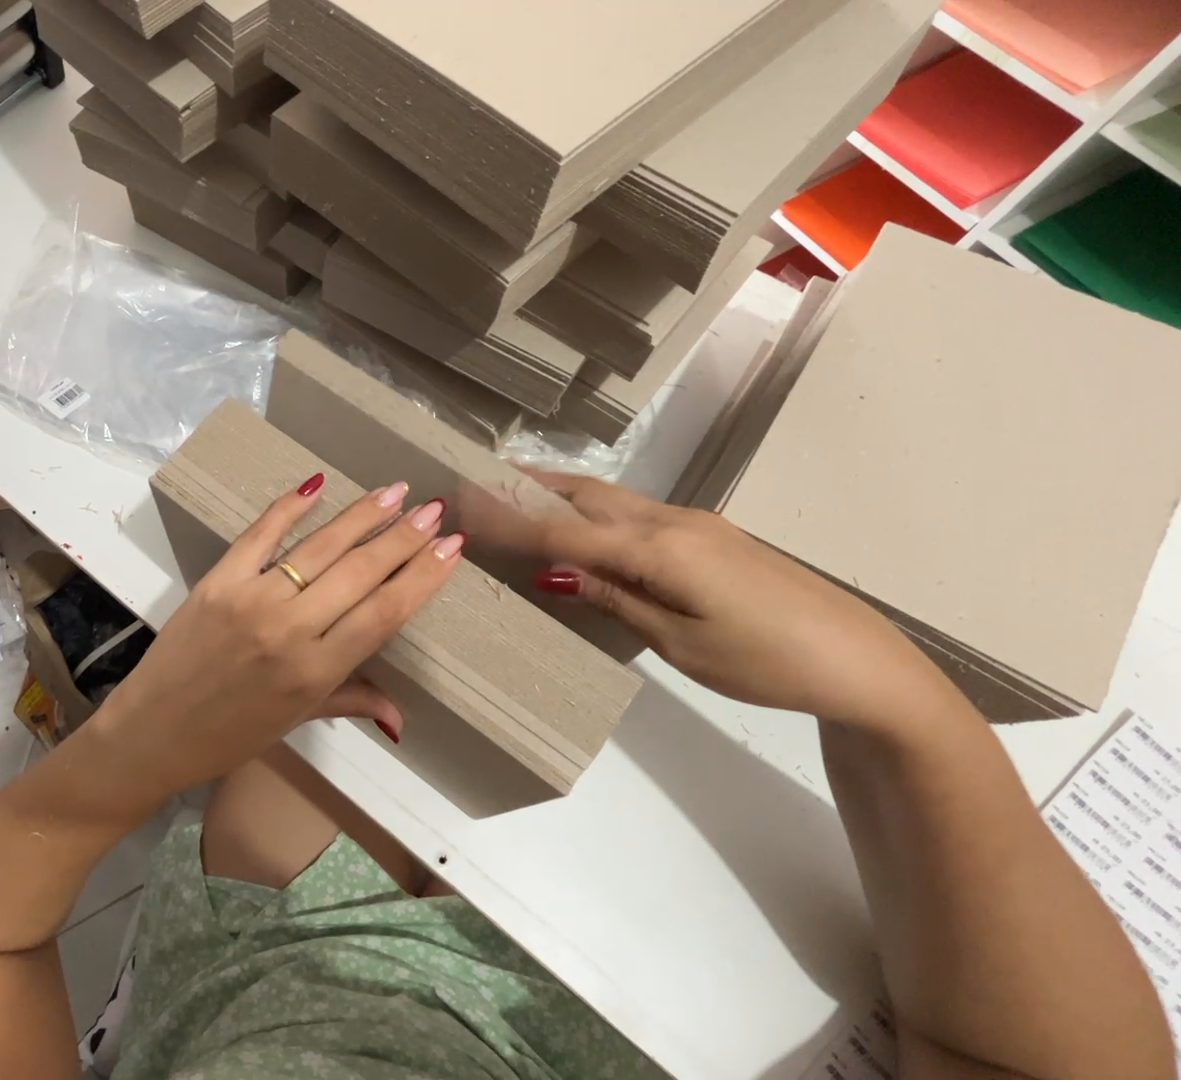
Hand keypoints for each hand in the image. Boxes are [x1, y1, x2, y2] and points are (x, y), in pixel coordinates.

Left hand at [88, 474, 464, 803]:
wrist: (152, 733)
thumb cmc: (228, 737)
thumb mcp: (295, 722)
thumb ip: (350, 701)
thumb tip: (401, 717)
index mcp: (315, 671)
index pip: (385, 613)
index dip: (423, 576)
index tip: (452, 547)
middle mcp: (290, 629)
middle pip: (361, 572)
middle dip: (404, 537)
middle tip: (434, 510)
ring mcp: (251, 599)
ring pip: (320, 548)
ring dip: (362, 516)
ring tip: (395, 492)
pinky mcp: (218, 581)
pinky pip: (260, 535)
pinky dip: (288, 507)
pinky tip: (316, 485)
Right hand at [470, 472, 957, 725]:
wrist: (861, 662)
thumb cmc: (766, 662)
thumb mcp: (681, 643)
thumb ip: (615, 598)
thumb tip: (551, 573)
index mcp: (660, 550)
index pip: (565, 534)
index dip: (510, 523)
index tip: (463, 507)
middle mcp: (672, 522)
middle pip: (585, 497)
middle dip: (527, 489)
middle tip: (475, 483)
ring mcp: (694, 524)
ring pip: (609, 499)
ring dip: (558, 494)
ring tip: (510, 492)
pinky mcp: (708, 535)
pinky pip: (632, 512)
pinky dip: (590, 511)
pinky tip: (575, 523)